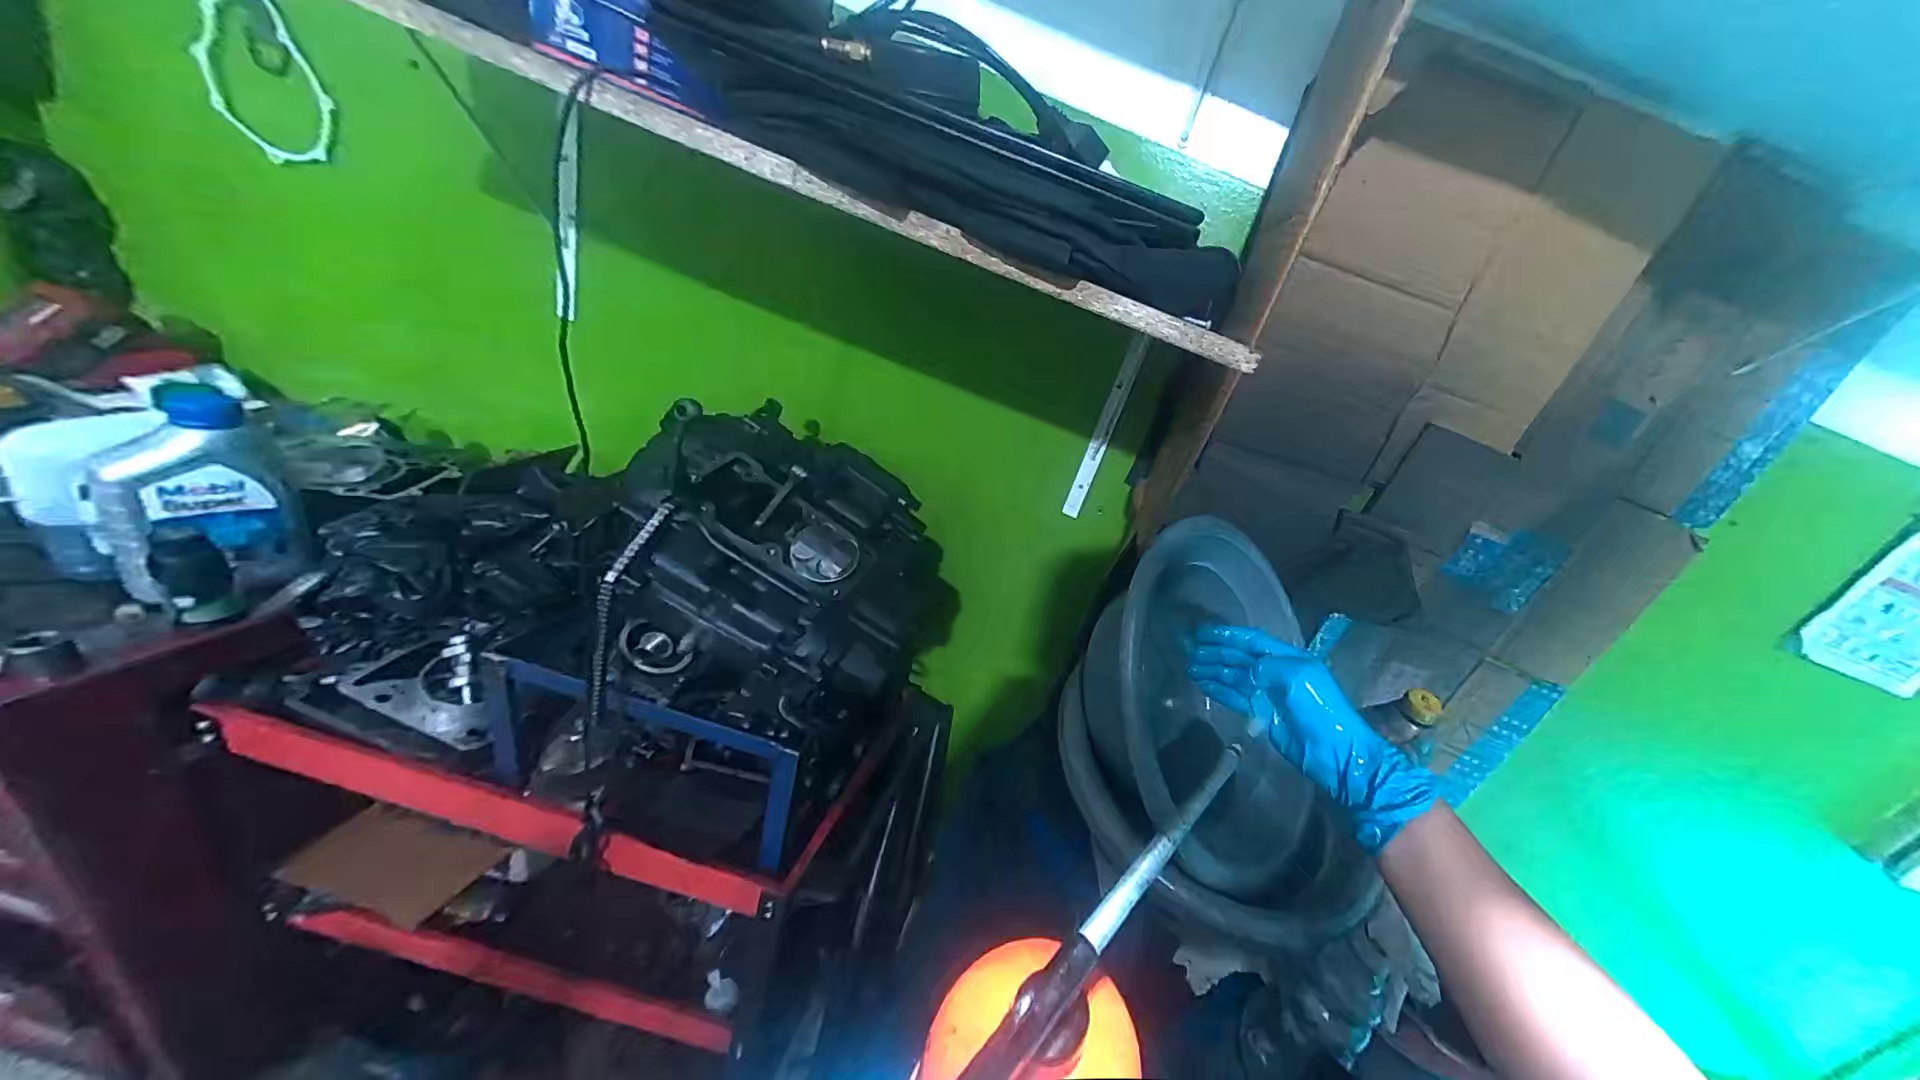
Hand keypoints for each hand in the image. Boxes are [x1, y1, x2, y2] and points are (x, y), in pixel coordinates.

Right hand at [1188, 625, 1436, 852]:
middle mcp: (1276, 672)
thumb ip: (1266, 666)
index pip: (1252, 640)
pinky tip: (1202, 684)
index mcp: (1289, 658)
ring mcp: (1268, 694)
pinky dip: (1218, 689)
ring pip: (1234, 677)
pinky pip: (1235, 697)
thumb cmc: (1320, 710)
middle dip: (1215, 653)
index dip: (1227, 635)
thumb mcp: (1296, 677)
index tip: (1202, 633)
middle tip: (1189, 650)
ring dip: (1212, 670)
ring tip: (1190, 666)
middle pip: (1239, 658)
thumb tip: (1242, 669)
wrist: (1334, 753)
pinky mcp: (1262, 714)